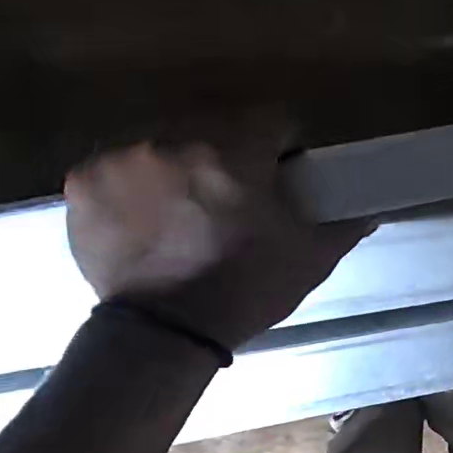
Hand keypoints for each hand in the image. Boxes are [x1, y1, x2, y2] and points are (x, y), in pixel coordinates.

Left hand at [65, 137, 370, 349]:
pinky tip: (151, 219)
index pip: (272, 120)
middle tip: (236, 198)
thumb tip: (369, 211)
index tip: (284, 168)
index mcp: (236, 156)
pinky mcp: (83, 182)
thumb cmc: (249, 289)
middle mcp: (174, 143)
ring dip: (182, 167)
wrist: (167, 332)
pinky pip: (120, 168)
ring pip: (165, 145)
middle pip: (214, 130)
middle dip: (229, 156)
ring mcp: (122, 159)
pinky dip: (137, 186)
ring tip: (190, 211)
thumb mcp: (311, 259)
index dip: (283, 143)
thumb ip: (344, 226)